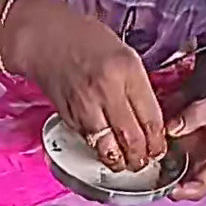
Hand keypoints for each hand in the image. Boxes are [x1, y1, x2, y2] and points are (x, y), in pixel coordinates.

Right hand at [5, 0, 165, 172]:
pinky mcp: (71, 120)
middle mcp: (107, 91)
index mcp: (127, 70)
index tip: (159, 148)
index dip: (157, 141)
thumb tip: (150, 119)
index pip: (150, 118)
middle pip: (131, 139)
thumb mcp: (124, 53)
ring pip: (109, 149)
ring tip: (126, 164)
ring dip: (120, 162)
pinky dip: (102, 152)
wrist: (45, 40)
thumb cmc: (86, 40)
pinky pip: (91, 143)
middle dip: (140, 157)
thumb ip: (137, 85)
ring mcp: (86, 108)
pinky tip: (108, 152)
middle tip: (144, 161)